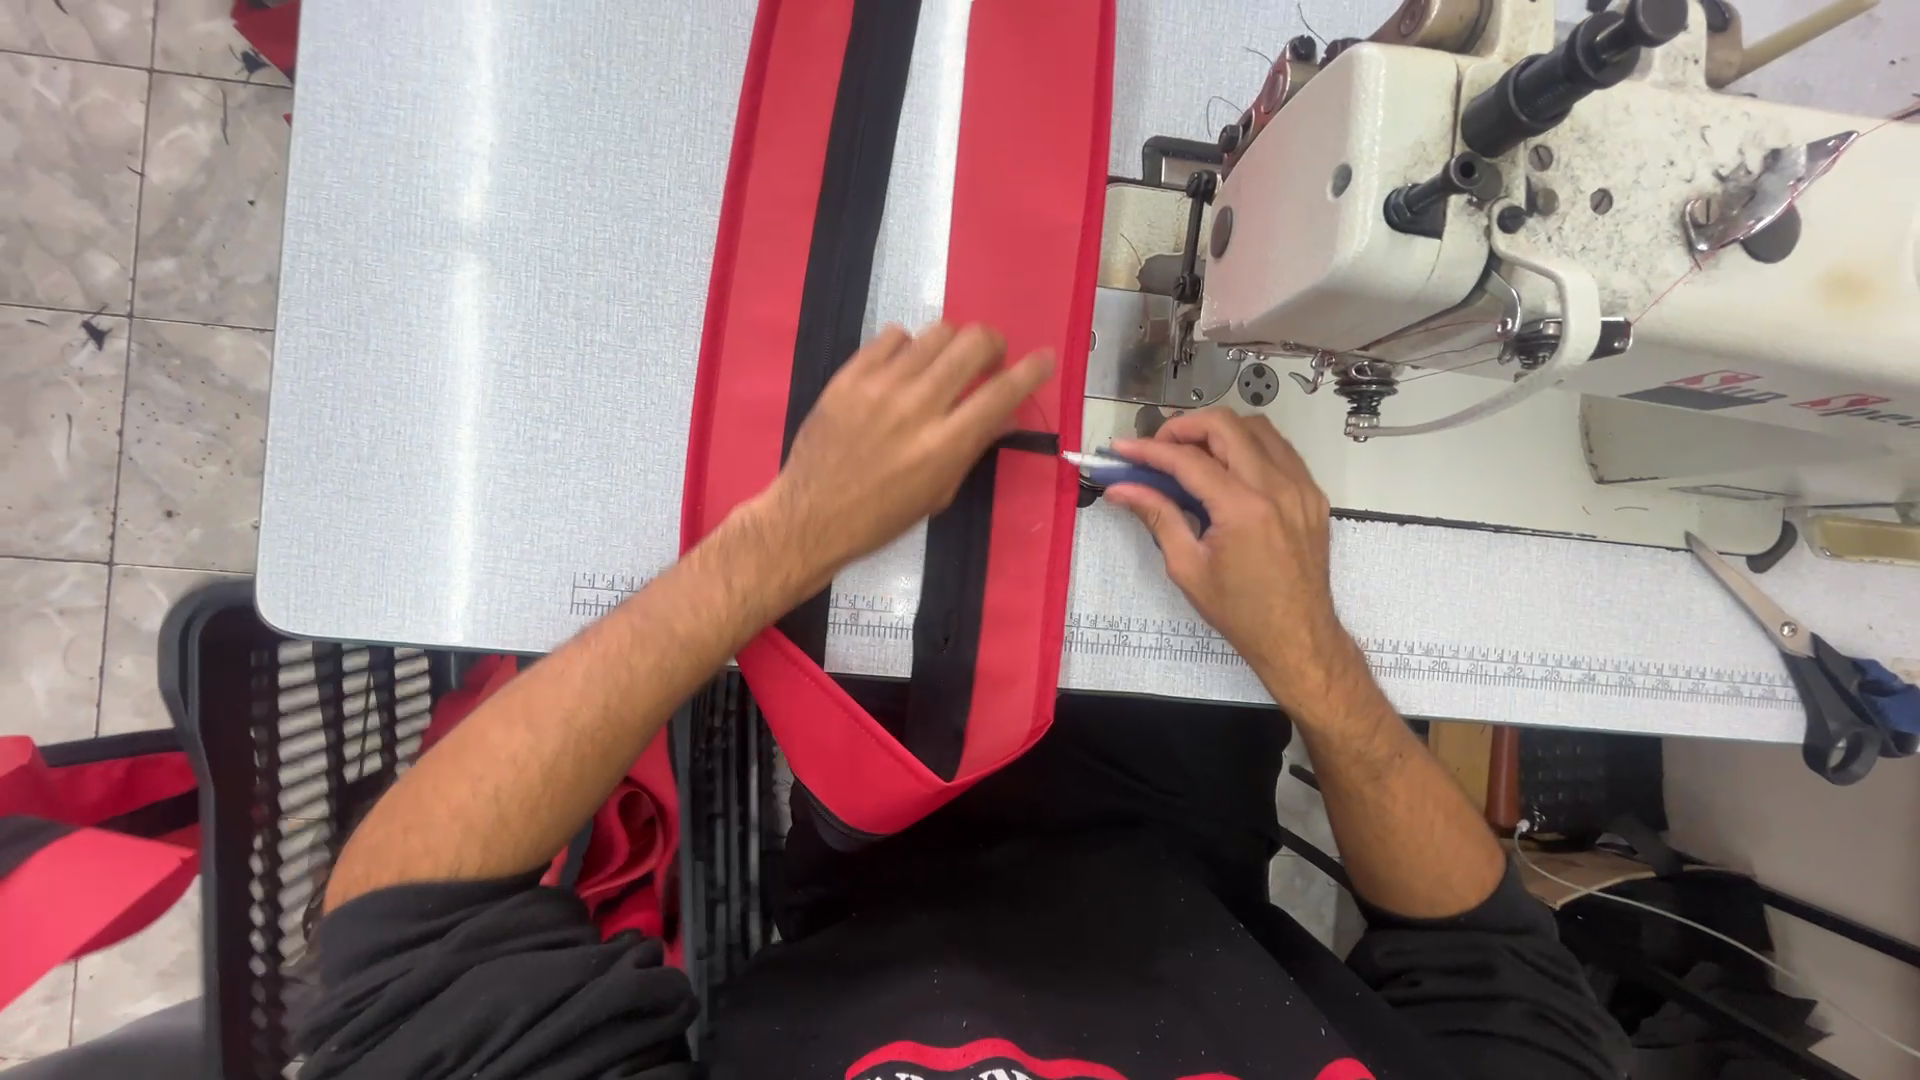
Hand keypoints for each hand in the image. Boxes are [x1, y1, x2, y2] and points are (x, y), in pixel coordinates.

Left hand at [764, 321, 1054, 577]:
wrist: (811, 515)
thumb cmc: (882, 516)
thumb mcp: (938, 493)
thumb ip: (972, 447)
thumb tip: (1004, 413)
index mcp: (944, 445)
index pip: (1001, 393)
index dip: (1032, 370)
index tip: (1044, 358)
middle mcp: (917, 406)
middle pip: (973, 344)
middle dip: (992, 344)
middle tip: (988, 360)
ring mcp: (880, 386)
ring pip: (935, 332)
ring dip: (952, 344)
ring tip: (942, 365)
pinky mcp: (849, 376)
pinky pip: (893, 336)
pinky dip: (908, 346)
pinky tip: (903, 368)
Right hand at [1105, 410, 1364, 718]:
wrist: (1297, 636)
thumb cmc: (1239, 611)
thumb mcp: (1187, 566)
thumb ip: (1157, 516)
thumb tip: (1120, 489)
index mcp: (1243, 509)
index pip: (1187, 459)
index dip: (1148, 450)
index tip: (1122, 449)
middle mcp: (1277, 487)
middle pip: (1225, 425)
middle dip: (1183, 428)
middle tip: (1158, 448)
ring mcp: (1301, 487)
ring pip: (1256, 428)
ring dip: (1218, 432)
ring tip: (1190, 455)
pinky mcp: (1313, 493)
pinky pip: (1279, 449)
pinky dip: (1248, 446)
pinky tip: (1226, 468)